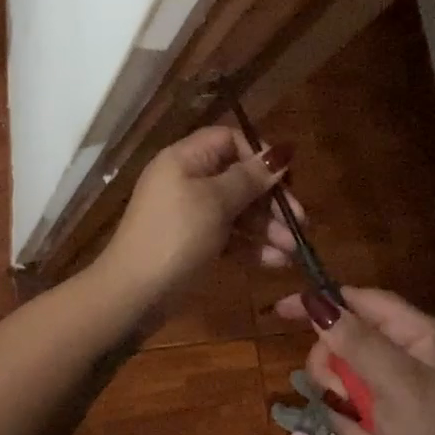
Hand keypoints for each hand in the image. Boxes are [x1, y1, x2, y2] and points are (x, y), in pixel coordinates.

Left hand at [90, 126, 297, 303]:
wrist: (134, 293)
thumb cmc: (175, 236)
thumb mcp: (215, 202)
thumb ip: (249, 177)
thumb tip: (280, 153)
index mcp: (185, 159)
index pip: (228, 140)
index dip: (258, 155)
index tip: (285, 179)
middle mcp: (187, 180)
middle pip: (238, 177)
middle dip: (271, 199)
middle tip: (300, 222)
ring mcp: (190, 213)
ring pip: (238, 209)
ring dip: (268, 227)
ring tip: (293, 250)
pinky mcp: (195, 243)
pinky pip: (230, 235)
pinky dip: (252, 246)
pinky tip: (276, 262)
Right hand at [276, 286, 434, 434]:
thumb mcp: (396, 386)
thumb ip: (355, 342)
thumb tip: (318, 300)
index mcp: (421, 335)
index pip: (361, 301)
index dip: (322, 303)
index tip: (279, 312)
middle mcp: (411, 356)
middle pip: (348, 344)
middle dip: (337, 376)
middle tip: (342, 401)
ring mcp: (404, 393)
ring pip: (347, 383)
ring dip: (349, 414)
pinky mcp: (397, 425)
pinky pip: (359, 415)